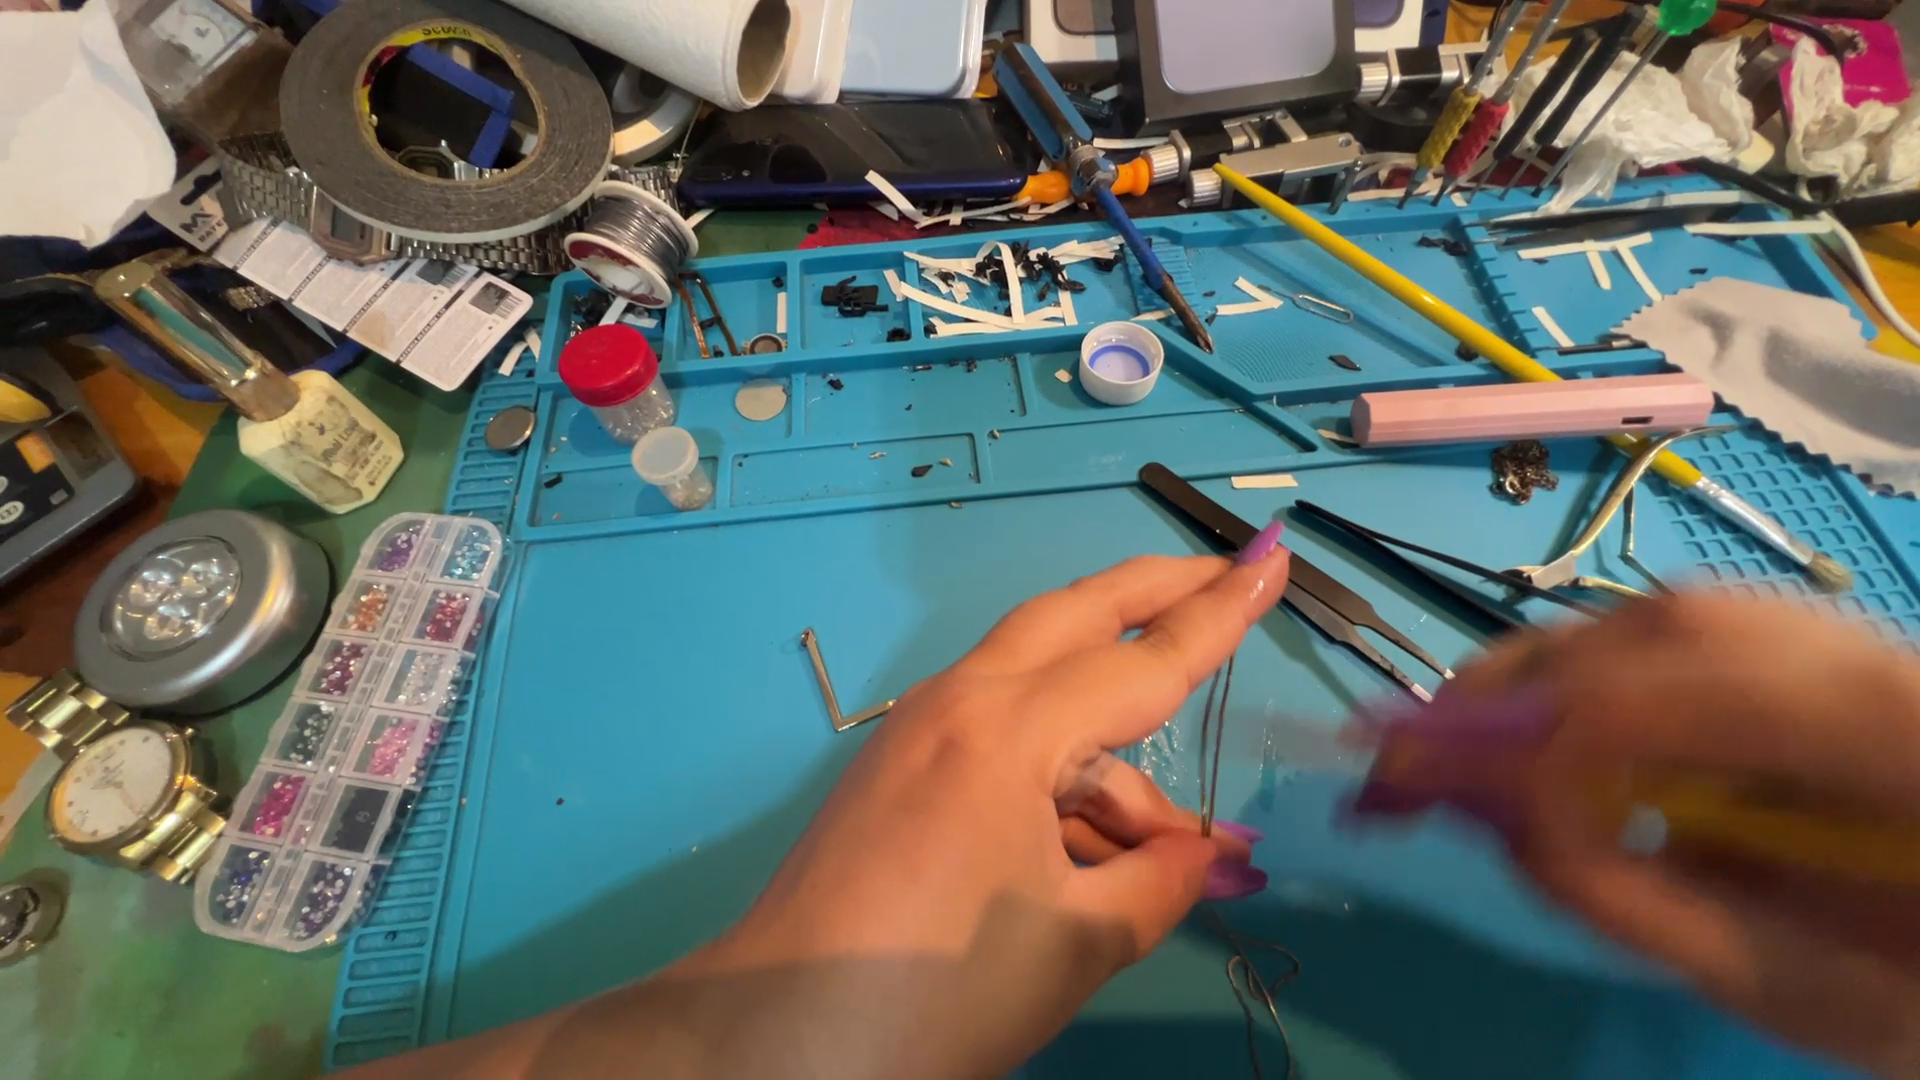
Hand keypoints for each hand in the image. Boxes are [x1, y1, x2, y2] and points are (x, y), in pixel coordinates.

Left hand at [343, 548, 1290, 1079]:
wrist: (774, 1036)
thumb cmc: (932, 993)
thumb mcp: (1072, 941)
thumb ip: (1158, 880)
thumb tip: (1213, 851)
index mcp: (1007, 730)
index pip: (1139, 659)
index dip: (1217, 613)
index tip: (1269, 562)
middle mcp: (960, 700)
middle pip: (1073, 614)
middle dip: (1151, 592)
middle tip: (1220, 577)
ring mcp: (922, 724)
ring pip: (1041, 694)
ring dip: (1109, 751)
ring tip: (1163, 847)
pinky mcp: (903, 760)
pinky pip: (1003, 738)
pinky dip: (1058, 777)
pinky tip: (1089, 850)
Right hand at [1358, 594, 1919, 1073]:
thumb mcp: (1808, 995)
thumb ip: (1636, 904)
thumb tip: (1488, 815)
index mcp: (1894, 737)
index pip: (1663, 707)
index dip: (1522, 746)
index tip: (1414, 792)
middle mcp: (1841, 650)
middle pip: (1618, 646)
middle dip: (1487, 707)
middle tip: (1393, 770)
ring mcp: (1806, 625)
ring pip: (1605, 631)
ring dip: (1506, 694)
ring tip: (1439, 757)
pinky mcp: (1766, 633)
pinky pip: (1623, 643)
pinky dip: (1548, 686)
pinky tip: (1519, 735)